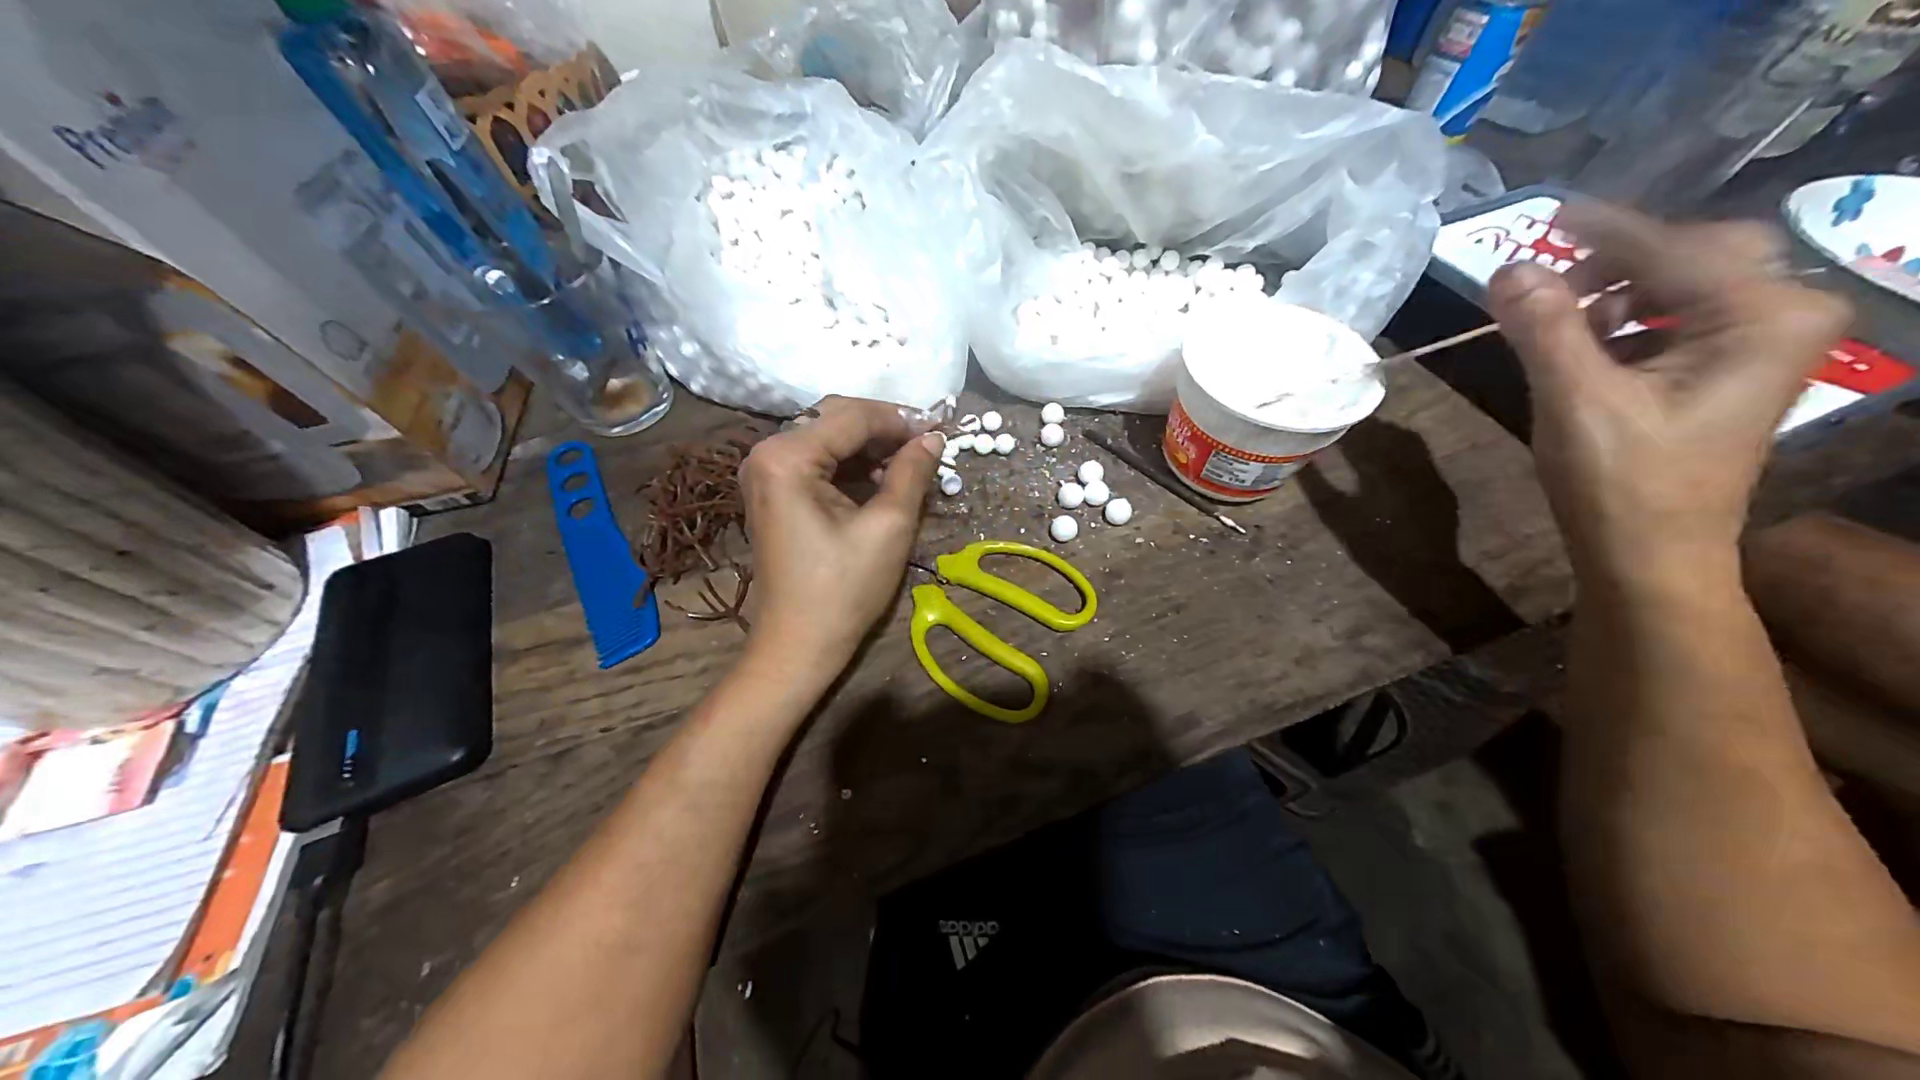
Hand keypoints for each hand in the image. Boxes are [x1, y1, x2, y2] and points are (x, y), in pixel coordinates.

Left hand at [739, 396, 944, 671]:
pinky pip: (816, 461)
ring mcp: (764, 473)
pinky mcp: (772, 492)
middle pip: (834, 419)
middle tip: (927, 444)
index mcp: (786, 457)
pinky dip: (850, 465)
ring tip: (910, 463)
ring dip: (869, 446)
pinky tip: (882, 478)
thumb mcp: (888, 527)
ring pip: (827, 438)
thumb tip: (934, 437)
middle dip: (884, 428)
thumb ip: (912, 472)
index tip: (941, 430)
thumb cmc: (843, 589)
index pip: (852, 417)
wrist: (798, 644)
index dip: (901, 419)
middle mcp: (766, 454)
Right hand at [1488, 202, 1849, 588]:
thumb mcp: (1575, 399)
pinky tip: (1583, 347)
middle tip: (1549, 285)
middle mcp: (1779, 317)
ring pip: (1679, 286)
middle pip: (1692, 256)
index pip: (1674, 251)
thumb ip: (1544, 327)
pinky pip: (1672, 319)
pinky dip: (1622, 322)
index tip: (1549, 214)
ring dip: (1613, 295)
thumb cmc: (1621, 481)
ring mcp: (1756, 345)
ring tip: (1557, 325)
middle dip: (1617, 263)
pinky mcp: (1725, 370)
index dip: (1605, 233)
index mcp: (1764, 317)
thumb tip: (1507, 269)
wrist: (1648, 554)